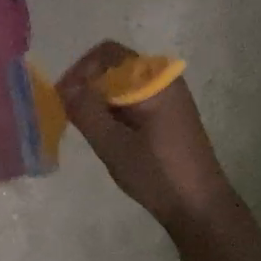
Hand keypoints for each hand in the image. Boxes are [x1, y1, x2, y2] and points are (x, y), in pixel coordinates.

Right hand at [57, 41, 229, 226]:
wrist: (198, 206)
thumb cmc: (156, 174)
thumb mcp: (112, 144)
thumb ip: (85, 111)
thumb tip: (64, 87)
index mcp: (154, 81)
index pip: (107, 54)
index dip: (79, 70)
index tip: (62, 98)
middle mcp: (164, 80)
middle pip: (114, 67)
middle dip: (87, 86)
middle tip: (68, 115)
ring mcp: (169, 97)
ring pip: (122, 84)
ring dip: (98, 100)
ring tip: (84, 128)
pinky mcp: (168, 115)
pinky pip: (133, 99)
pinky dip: (113, 110)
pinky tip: (105, 135)